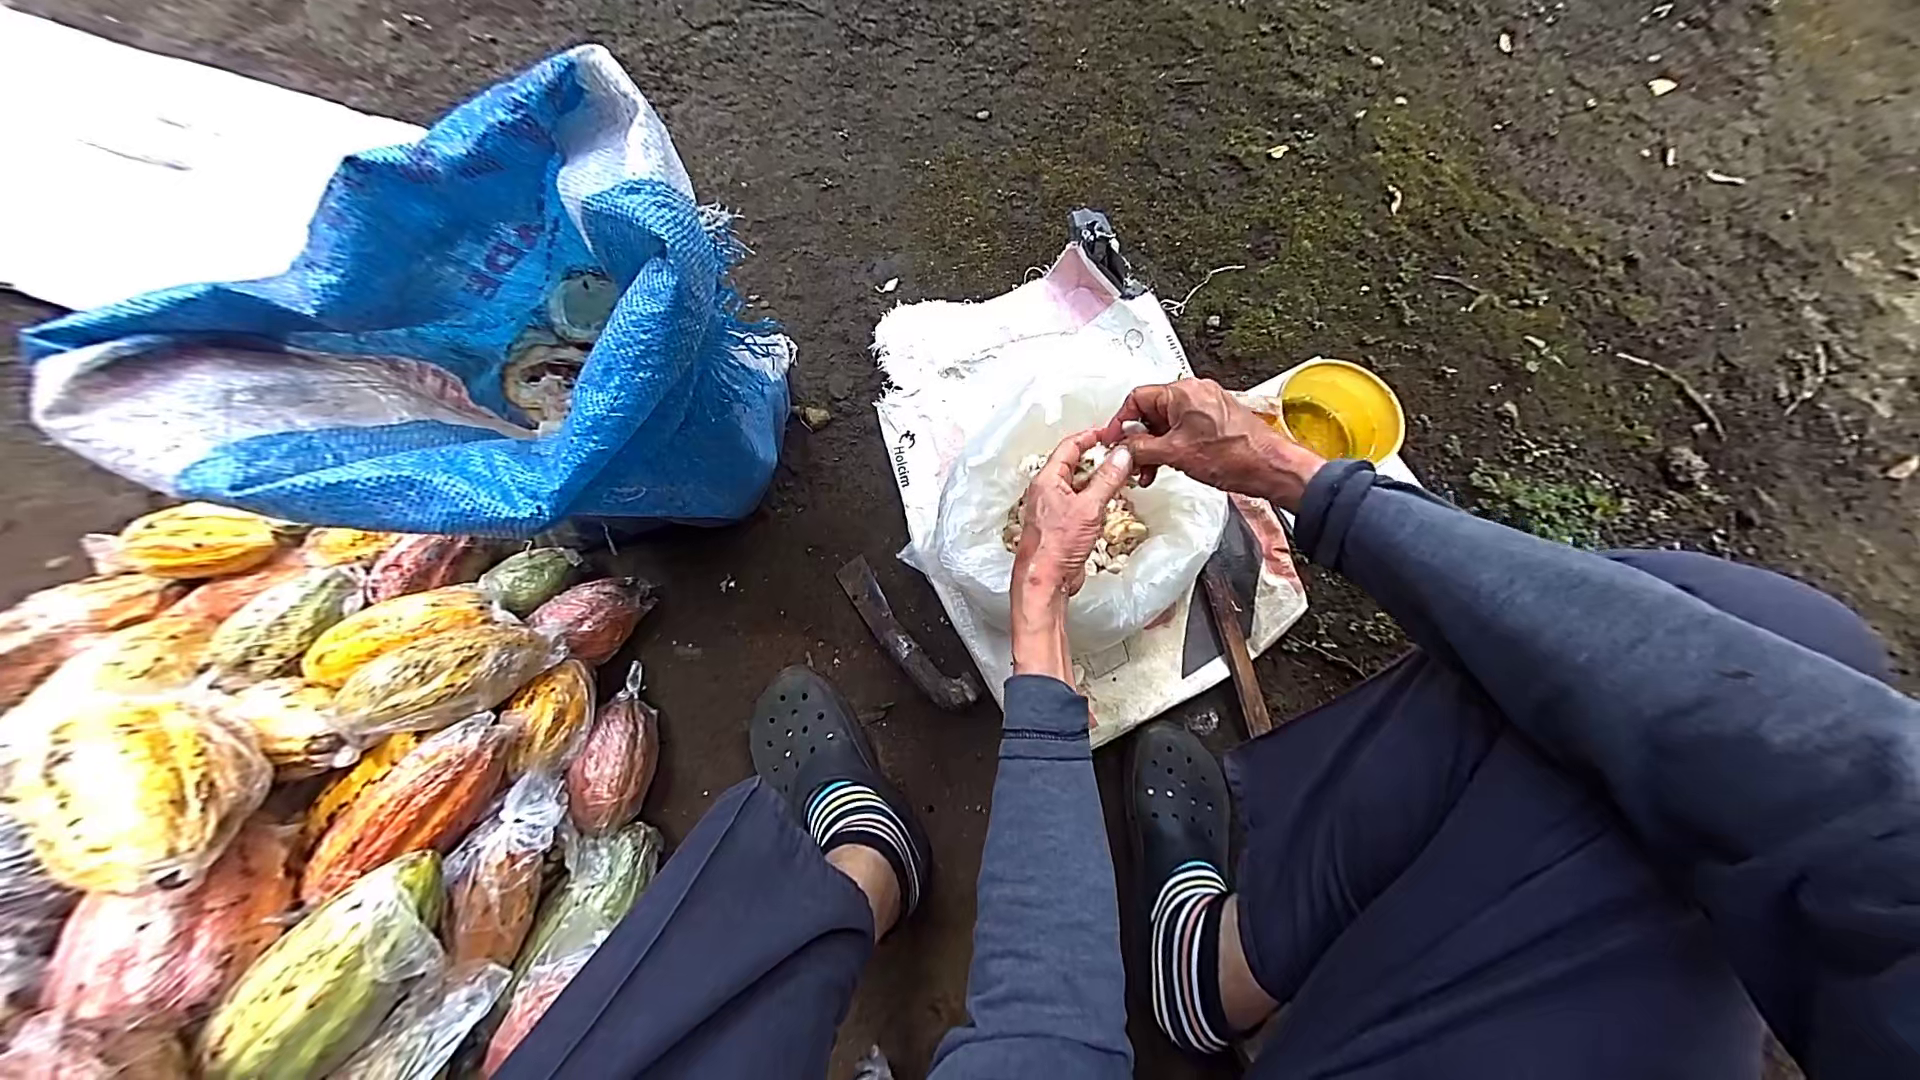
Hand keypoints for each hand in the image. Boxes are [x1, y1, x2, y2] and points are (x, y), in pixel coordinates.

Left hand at [1012, 429, 1135, 601]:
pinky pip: (1081, 504)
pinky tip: (1110, 501)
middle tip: (1121, 454)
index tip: (1109, 433)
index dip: (1090, 437)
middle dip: (1098, 458)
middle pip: (1074, 465)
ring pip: (1079, 485)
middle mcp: (1047, 492)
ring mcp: (1054, 509)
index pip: (1069, 447)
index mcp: (1047, 480)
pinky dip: (1097, 499)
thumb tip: (1121, 456)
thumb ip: (1107, 479)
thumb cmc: (1055, 546)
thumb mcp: (1089, 507)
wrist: (1045, 579)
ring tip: (1121, 475)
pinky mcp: (1062, 526)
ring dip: (1099, 480)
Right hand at [1097, 378, 1327, 511]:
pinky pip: (1181, 430)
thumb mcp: (1174, 453)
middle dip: (1137, 438)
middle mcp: (1195, 393)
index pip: (1137, 398)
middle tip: (1130, 458)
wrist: (1269, 468)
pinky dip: (1169, 447)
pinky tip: (1166, 464)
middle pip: (1150, 411)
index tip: (1113, 439)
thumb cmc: (1235, 455)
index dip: (1120, 421)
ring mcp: (1205, 407)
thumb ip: (1140, 448)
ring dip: (1152, 447)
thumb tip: (1122, 447)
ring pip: (1165, 423)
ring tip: (1148, 469)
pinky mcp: (1213, 421)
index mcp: (1183, 392)